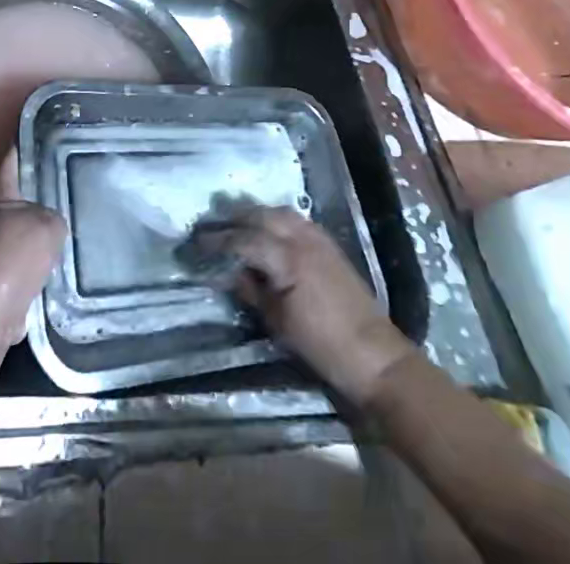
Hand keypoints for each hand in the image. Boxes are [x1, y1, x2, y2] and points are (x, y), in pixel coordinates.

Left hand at [0, 151, 64, 353]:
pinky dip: (45, 260)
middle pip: (21, 200)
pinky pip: (30, 260)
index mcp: (2, 200)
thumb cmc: (16, 258)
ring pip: (27, 231)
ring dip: (44, 230)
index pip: (10, 165)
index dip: (19, 147)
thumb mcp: (49, 224)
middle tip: (71, 182)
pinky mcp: (4, 278)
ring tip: (76, 221)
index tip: (28, 132)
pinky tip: (66, 260)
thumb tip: (51, 225)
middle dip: (41, 193)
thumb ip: (54, 215)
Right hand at [209, 208, 417, 405]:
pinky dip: (277, 220)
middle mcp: (304, 240)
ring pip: (281, 213)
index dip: (218, 241)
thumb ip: (251, 290)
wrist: (372, 354)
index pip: (244, 240)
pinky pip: (298, 221)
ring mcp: (320, 240)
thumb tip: (227, 273)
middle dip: (234, 219)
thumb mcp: (277, 322)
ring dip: (256, 215)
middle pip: (262, 215)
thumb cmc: (321, 344)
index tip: (197, 243)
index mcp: (288, 260)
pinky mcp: (330, 246)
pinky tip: (267, 233)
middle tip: (212, 228)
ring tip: (236, 226)